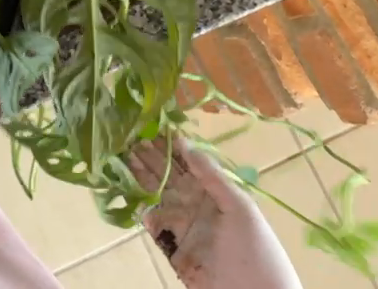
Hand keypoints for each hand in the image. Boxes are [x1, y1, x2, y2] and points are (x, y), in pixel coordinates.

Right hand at [130, 137, 302, 288]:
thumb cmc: (256, 252)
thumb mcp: (241, 209)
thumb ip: (213, 176)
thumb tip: (184, 142)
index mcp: (214, 193)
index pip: (187, 163)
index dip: (168, 145)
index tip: (149, 125)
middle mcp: (194, 205)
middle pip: (166, 175)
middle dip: (147, 155)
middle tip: (127, 134)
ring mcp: (181, 225)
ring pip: (154, 193)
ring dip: (138, 174)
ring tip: (121, 153)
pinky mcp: (170, 246)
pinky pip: (151, 221)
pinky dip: (137, 204)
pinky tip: (124, 186)